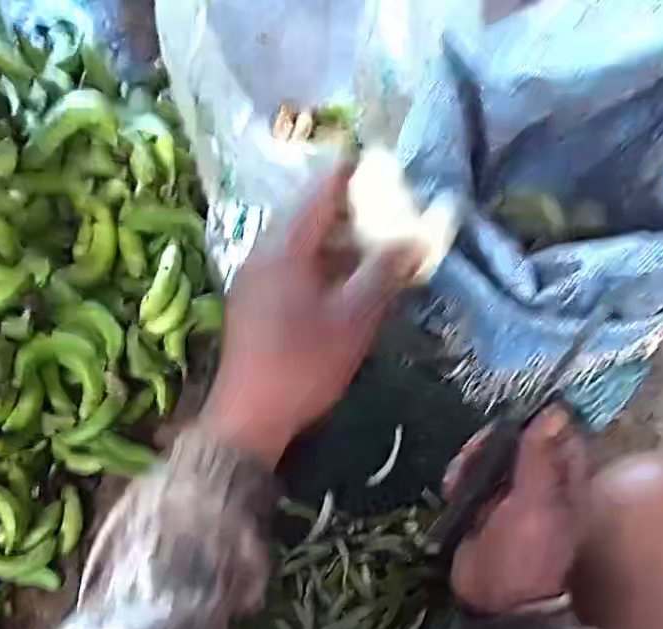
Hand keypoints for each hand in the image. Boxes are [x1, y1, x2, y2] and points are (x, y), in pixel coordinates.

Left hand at [200, 165, 418, 465]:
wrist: (247, 418)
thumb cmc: (302, 366)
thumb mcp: (353, 319)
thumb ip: (384, 272)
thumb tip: (415, 238)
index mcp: (285, 245)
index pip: (323, 186)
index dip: (359, 176)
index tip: (390, 179)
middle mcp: (261, 251)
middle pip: (308, 213)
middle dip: (350, 213)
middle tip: (387, 222)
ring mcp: (250, 278)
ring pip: (297, 244)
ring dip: (334, 245)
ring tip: (370, 258)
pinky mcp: (249, 304)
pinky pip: (286, 268)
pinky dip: (315, 267)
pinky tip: (338, 290)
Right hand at [447, 406, 591, 614]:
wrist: (495, 601)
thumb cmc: (526, 556)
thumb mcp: (535, 505)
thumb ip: (541, 459)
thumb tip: (556, 410)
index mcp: (566, 480)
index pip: (555, 432)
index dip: (531, 422)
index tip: (507, 424)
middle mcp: (540, 483)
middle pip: (516, 442)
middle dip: (491, 443)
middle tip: (473, 454)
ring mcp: (509, 496)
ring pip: (489, 459)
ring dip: (470, 461)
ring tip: (458, 479)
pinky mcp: (482, 508)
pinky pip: (470, 479)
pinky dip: (458, 479)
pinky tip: (451, 490)